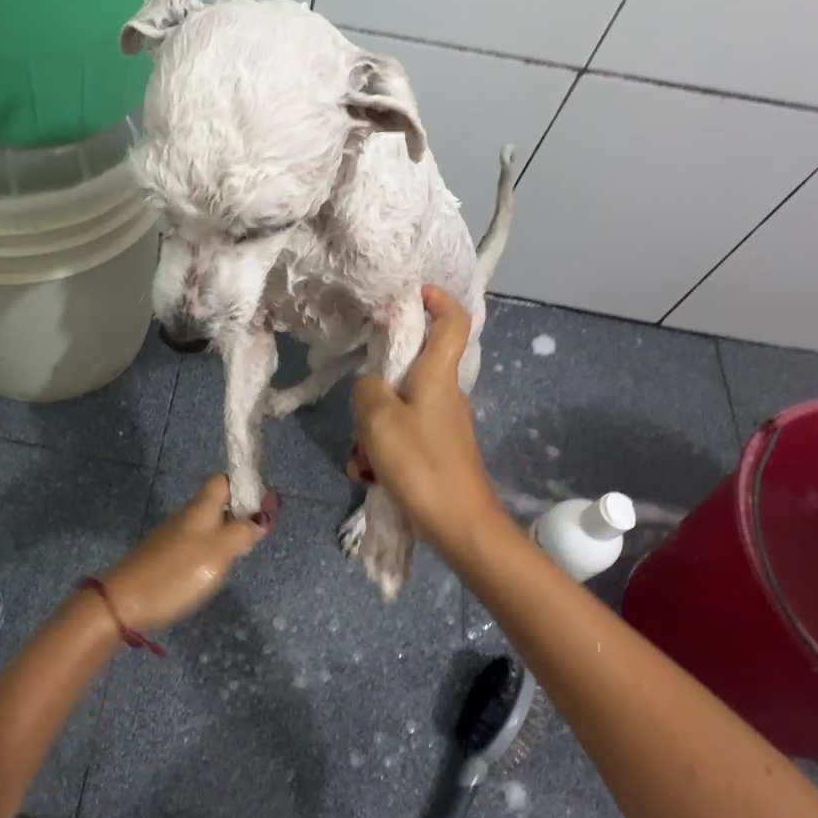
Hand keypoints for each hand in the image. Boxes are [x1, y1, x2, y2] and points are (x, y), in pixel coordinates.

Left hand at [101, 476, 273, 631]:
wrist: (124, 602)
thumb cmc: (176, 573)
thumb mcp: (218, 552)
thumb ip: (243, 532)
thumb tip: (264, 512)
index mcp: (201, 508)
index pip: (224, 480)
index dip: (246, 485)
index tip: (267, 504)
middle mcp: (188, 516)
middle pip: (220, 502)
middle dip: (243, 511)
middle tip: (261, 533)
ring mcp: (176, 536)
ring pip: (211, 523)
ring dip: (231, 531)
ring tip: (246, 551)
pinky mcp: (169, 556)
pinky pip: (200, 542)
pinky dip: (216, 548)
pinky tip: (219, 568)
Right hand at [348, 286, 503, 554]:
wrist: (459, 523)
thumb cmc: (420, 463)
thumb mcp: (379, 419)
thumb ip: (368, 389)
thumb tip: (371, 386)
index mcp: (438, 376)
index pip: (452, 321)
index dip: (437, 300)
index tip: (412, 294)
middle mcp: (445, 394)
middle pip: (411, 370)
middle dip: (377, 386)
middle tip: (359, 411)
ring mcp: (443, 424)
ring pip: (398, 409)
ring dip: (373, 430)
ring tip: (364, 458)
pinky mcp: (438, 451)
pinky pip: (402, 438)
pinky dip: (383, 452)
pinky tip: (371, 476)